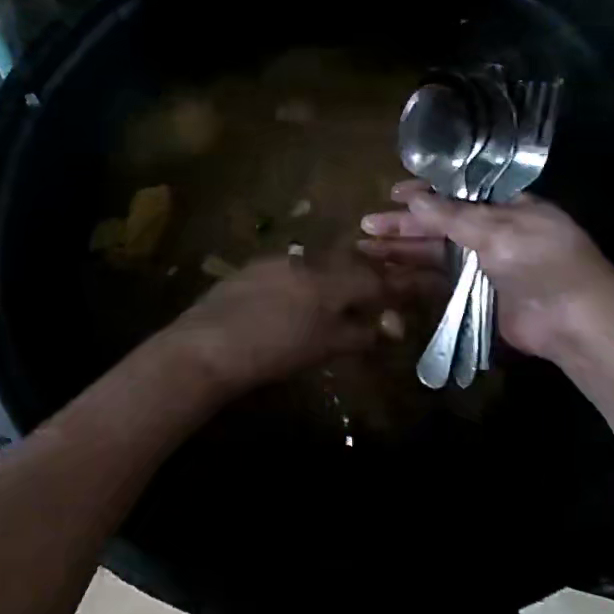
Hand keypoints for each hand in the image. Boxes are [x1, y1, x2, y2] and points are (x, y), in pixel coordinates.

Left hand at [158, 254, 394, 394]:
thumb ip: (360, 334)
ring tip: (335, 301)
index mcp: (331, 280)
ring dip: (333, 279)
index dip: (395, 287)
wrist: (206, 346)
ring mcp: (276, 261)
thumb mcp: (325, 348)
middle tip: (373, 298)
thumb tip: (389, 328)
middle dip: (365, 279)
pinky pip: (290, 268)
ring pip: (318, 264)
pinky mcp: (251, 268)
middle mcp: (308, 261)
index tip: (407, 294)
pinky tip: (294, 301)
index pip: (375, 279)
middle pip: (348, 264)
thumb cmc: (273, 353)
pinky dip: (304, 281)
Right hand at [359, 179, 613, 361]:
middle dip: (405, 224)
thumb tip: (413, 198)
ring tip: (366, 247)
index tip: (393, 193)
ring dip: (404, 249)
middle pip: (442, 223)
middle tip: (367, 225)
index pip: (461, 192)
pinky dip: (416, 276)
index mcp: (508, 206)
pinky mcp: (477, 295)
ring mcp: (485, 265)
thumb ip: (454, 216)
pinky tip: (389, 274)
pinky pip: (441, 280)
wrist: (572, 321)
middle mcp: (495, 232)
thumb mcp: (499, 230)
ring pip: (437, 252)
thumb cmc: (541, 262)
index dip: (427, 192)